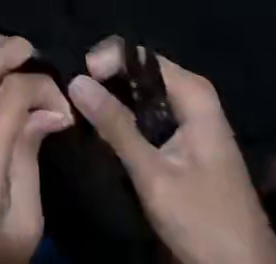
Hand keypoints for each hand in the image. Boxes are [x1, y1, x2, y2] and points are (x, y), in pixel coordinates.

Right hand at [67, 40, 275, 263]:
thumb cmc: (204, 220)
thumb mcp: (154, 175)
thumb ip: (116, 127)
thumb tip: (76, 81)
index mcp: (193, 92)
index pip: (140, 55)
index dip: (106, 60)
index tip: (76, 83)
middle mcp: (193, 95)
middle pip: (140, 72)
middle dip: (106, 81)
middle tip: (71, 101)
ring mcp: (191, 118)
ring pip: (142, 95)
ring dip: (112, 103)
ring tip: (79, 115)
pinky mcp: (185, 140)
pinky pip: (149, 116)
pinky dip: (125, 121)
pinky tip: (103, 135)